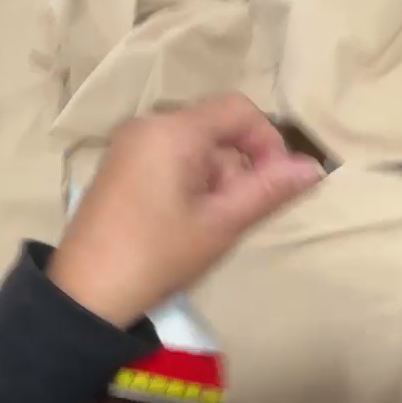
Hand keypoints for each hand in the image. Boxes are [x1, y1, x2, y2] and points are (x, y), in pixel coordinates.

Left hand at [50, 94, 323, 325]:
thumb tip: (314, 167)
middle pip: (216, 127)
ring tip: (210, 224)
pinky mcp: (120, 166)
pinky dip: (191, 181)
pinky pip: (170, 157)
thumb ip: (268, 190)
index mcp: (173, 131)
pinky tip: (186, 220)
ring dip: (217, 177)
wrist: (87, 293)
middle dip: (240, 165)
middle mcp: (148, 125)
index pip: (239, 110)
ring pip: (195, 145)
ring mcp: (129, 145)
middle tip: (238, 213)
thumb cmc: (158, 255)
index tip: (276, 184)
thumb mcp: (221, 224)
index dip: (268, 141)